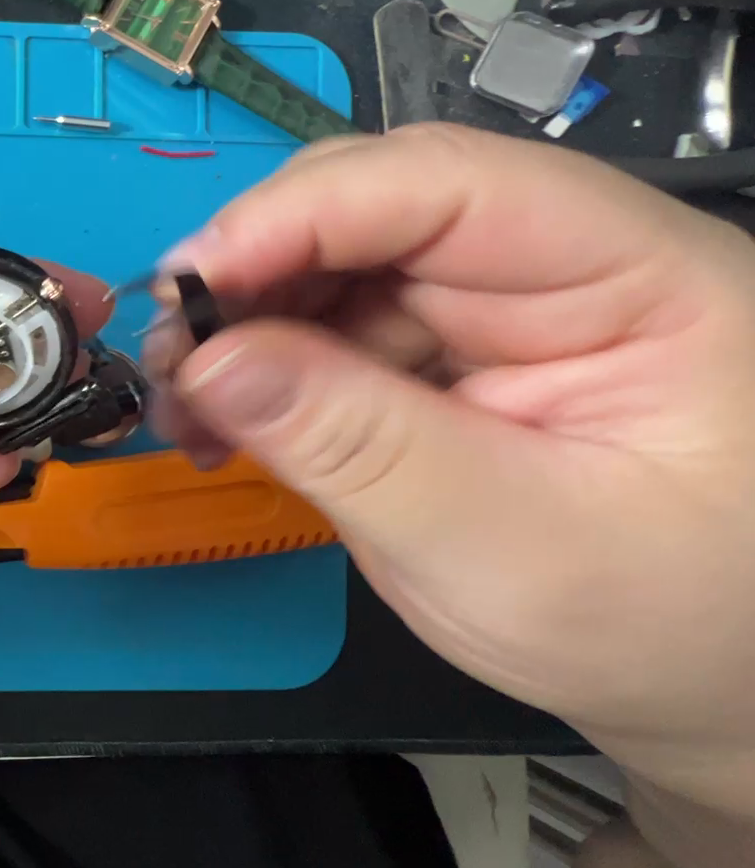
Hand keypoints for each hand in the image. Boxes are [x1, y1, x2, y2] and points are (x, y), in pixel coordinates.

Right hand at [147, 125, 754, 821]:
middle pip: (361, 209)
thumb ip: (354, 446)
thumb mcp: (505, 549)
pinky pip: (300, 328)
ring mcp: (470, 308)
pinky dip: (237, 368)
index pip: (448, 188)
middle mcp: (543, 266)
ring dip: (226, 328)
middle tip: (171, 351)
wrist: (695, 678)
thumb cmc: (657, 624)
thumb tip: (208, 361)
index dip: (301, 215)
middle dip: (246, 271)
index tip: (189, 285)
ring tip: (180, 405)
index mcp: (632, 280)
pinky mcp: (413, 352)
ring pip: (311, 266)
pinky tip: (210, 420)